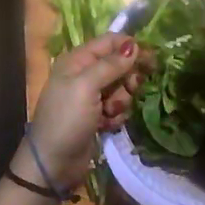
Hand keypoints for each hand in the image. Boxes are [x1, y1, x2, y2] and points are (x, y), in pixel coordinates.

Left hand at [20, 33, 147, 191]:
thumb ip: (110, 65)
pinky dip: (116, 115)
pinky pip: (118, 107)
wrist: (54, 163)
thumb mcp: (86, 87)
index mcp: (77, 60)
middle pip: (119, 65)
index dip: (130, 47)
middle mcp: (84, 74)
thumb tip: (133, 44)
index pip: (110, 42)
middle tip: (130, 90)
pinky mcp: (97, 115)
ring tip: (110, 113)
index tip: (151, 58)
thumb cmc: (67, 119)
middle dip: (127, 79)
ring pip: (121, 88)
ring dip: (122, 100)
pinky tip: (108, 125)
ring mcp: (91, 96)